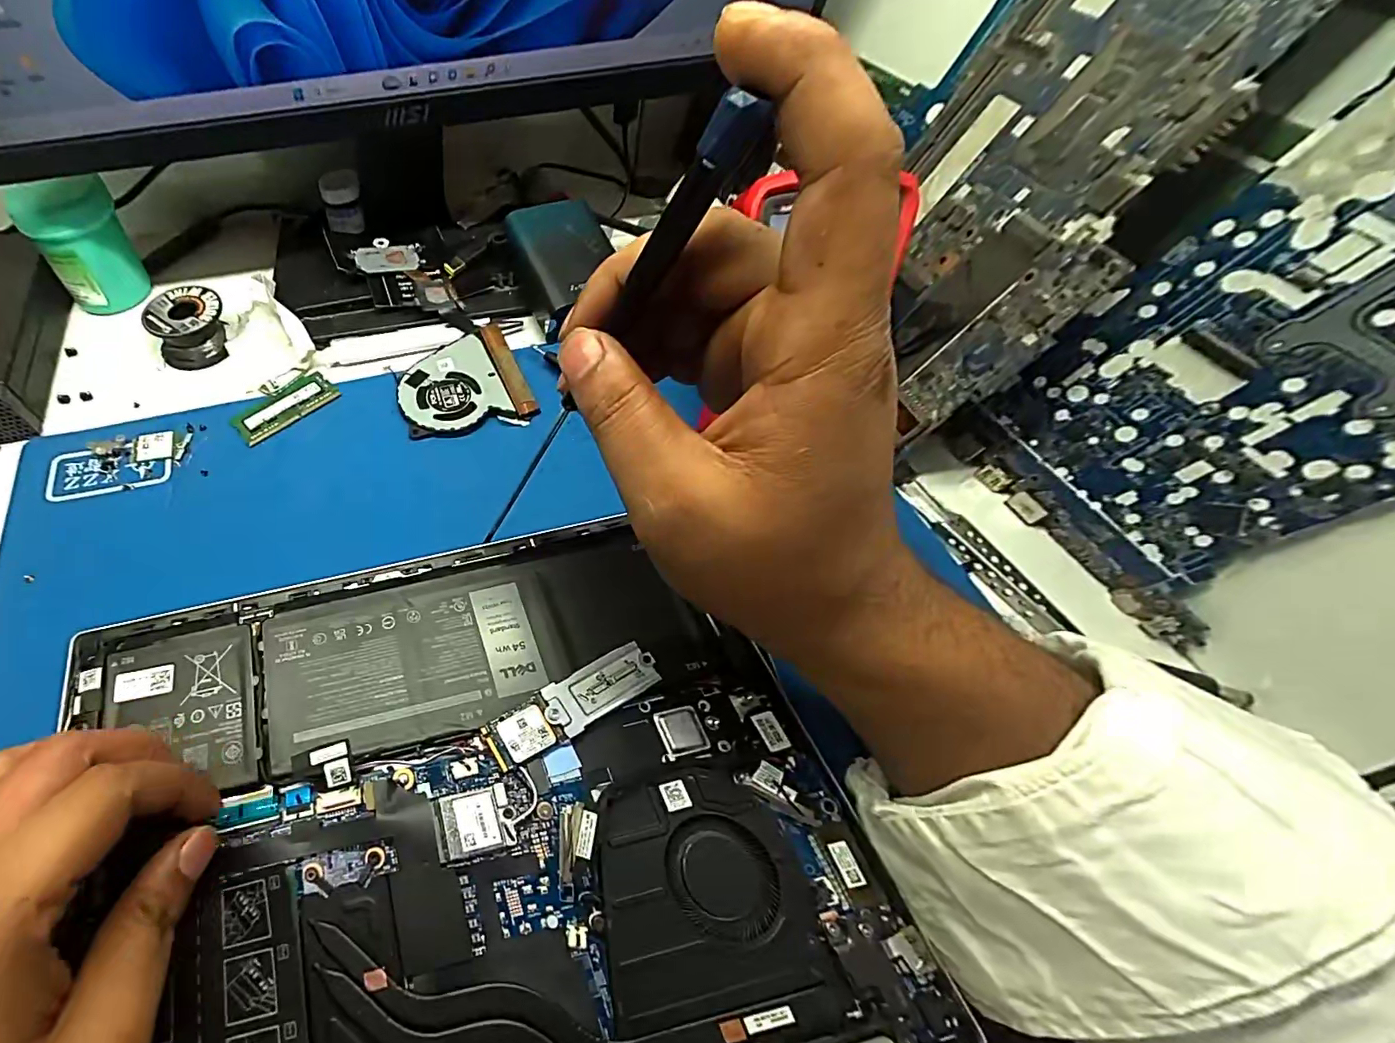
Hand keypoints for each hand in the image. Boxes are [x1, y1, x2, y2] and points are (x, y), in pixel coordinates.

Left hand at [0, 731, 220, 1042]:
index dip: (168, 783)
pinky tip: (72, 822)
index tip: (208, 807)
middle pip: (43, 762)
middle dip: (128, 752)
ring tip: (135, 783)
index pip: (95, 794)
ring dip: (78, 758)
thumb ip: (145, 938)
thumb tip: (190, 849)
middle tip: (182, 780)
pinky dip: (36, 787)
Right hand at [561, 3, 1094, 792]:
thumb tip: (580, 350)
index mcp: (815, 341)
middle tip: (583, 341)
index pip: (840, 173)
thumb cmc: (772, 565)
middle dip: (640, 272)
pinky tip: (617, 380)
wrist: (834, 607)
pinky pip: (699, 325)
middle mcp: (810, 322)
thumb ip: (620, 416)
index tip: (735, 37)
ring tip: (593, 371)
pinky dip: (651, 342)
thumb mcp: (674, 501)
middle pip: (726, 239)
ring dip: (637, 313)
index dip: (802, 81)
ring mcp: (785, 344)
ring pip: (703, 281)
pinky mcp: (764, 369)